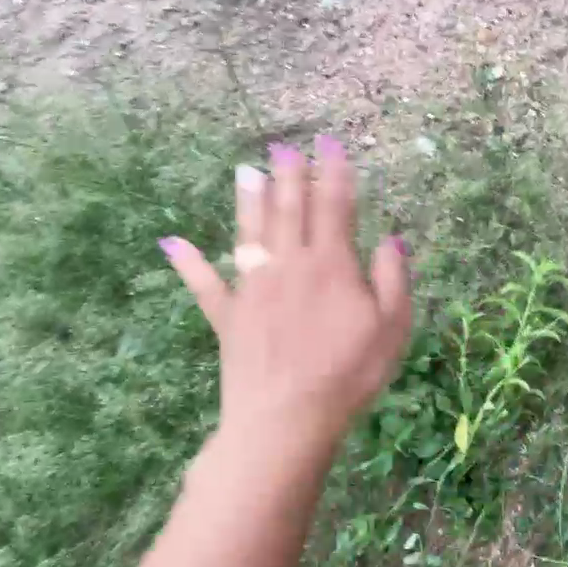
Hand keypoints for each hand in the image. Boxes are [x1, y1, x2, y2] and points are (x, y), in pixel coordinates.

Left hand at [159, 136, 411, 458]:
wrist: (286, 421)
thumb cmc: (351, 372)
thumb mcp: (393, 324)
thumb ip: (393, 277)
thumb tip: (391, 238)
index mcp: (332, 265)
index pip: (334, 207)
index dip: (334, 174)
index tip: (332, 146)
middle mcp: (289, 266)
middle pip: (289, 211)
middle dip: (290, 176)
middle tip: (286, 147)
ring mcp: (253, 290)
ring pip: (249, 234)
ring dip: (248, 201)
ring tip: (246, 171)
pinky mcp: (228, 319)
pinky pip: (206, 285)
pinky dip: (189, 263)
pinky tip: (173, 243)